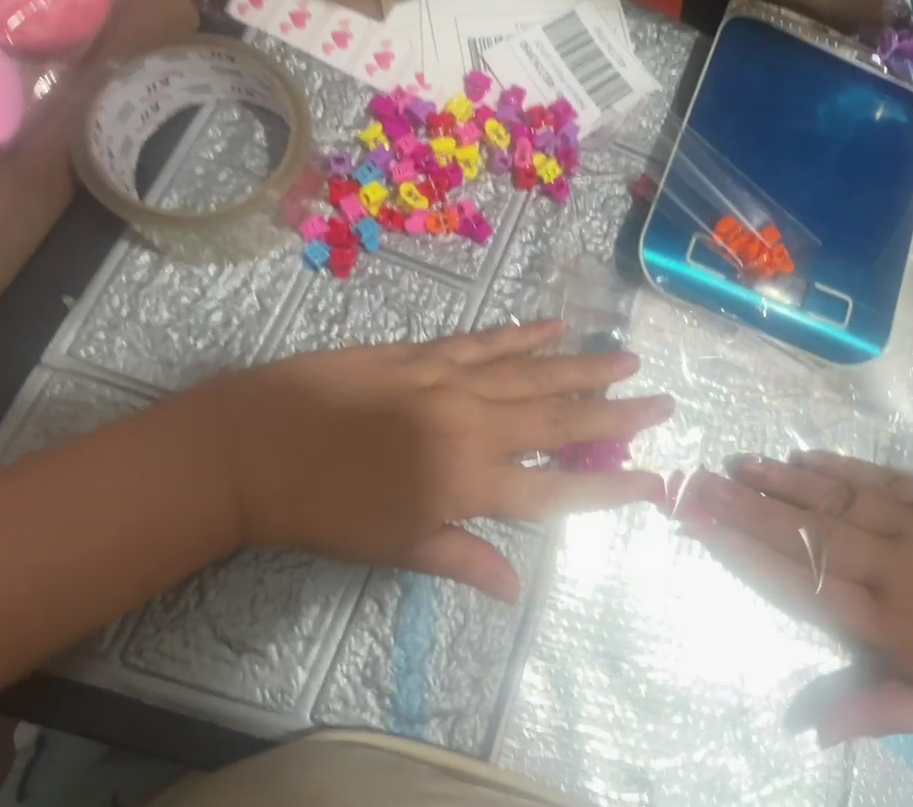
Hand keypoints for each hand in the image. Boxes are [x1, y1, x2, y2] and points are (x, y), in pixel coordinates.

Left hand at [148, 320, 672, 603]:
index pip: (555, 490)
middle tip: (662, 401)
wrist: (250, 446)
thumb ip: (462, 558)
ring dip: (582, 366)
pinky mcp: (422, 352)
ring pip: (531, 372)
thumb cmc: (322, 511)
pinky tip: (553, 325)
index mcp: (465, 483)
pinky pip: (484, 341)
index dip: (608, 488)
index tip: (653, 481)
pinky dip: (522, 334)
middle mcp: (471, 426)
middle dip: (615, 414)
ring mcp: (448, 381)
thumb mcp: (394, 547)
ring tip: (626, 358)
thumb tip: (515, 588)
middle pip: (558, 420)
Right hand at [677, 452, 912, 741]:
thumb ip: (874, 707)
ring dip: (785, 478)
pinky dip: (841, 465)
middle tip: (699, 480)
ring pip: (840, 494)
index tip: (703, 524)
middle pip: (809, 528)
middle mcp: (902, 563)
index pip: (802, 578)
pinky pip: (885, 476)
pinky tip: (808, 456)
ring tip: (739, 462)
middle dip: (747, 504)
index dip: (746, 550)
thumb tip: (804, 725)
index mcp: (897, 622)